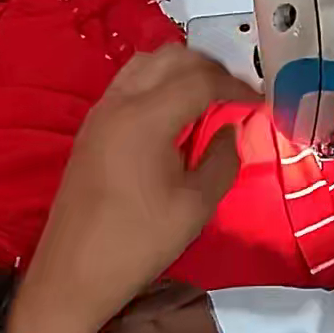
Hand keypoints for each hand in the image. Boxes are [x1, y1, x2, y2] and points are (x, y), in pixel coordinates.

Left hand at [8, 45, 257, 332]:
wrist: (73, 275)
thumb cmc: (139, 243)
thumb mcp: (196, 206)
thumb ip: (222, 159)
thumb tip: (230, 131)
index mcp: (145, 119)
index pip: (200, 80)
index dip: (236, 87)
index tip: (259, 102)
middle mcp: (119, 103)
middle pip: (171, 58)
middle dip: (210, 68)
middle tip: (237, 93)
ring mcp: (100, 112)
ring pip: (147, 63)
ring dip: (182, 68)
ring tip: (210, 94)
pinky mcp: (92, 126)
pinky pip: (130, 82)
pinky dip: (159, 81)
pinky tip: (176, 110)